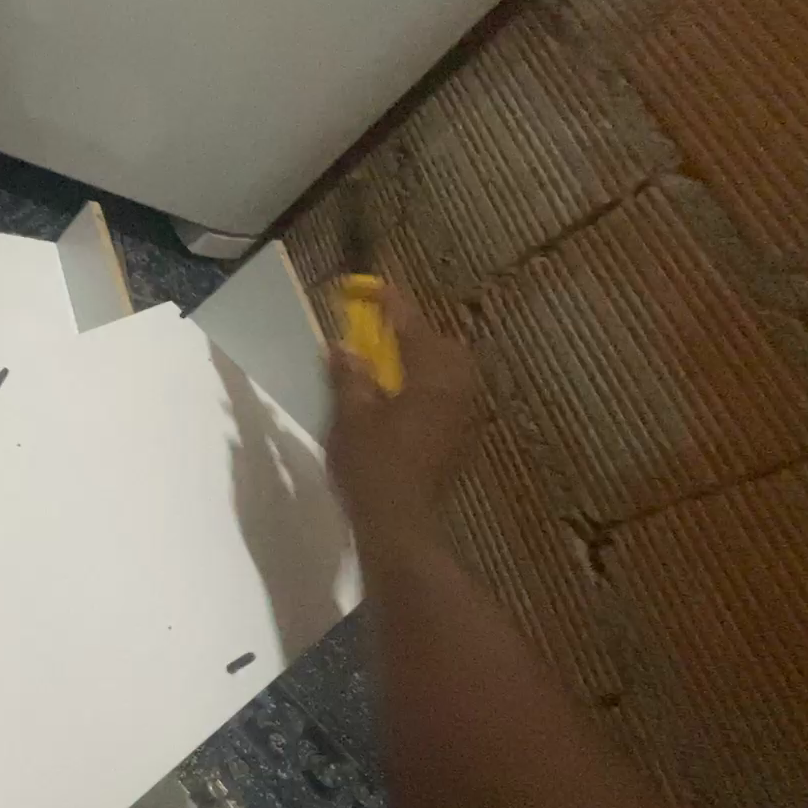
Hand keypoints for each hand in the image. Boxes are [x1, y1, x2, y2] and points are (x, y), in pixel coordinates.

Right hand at [325, 285, 479, 540]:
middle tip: (375, 328)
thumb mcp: (351, 416)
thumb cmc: (373, 464)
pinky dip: (420, 383)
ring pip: (445, 370)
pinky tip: (396, 397)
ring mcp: (463, 414)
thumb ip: (350, 376)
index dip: (388, 303)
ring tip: (383, 361)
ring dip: (415, 358)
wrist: (401, 521)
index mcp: (433, 377)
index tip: (367, 286)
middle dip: (409, 331)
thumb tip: (343, 346)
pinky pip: (443, 394)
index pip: (411, 326)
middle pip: (439, 345)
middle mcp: (458, 388)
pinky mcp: (457, 436)